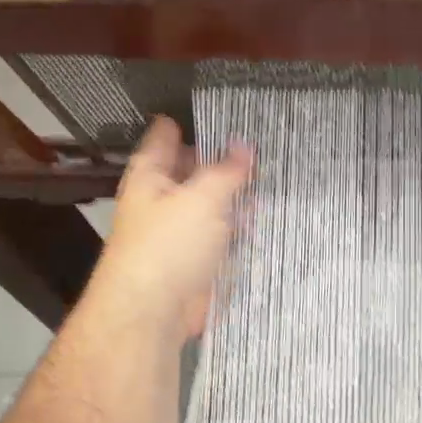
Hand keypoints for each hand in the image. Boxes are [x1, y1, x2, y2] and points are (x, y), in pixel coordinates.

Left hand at [87, 116, 253, 338]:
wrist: (154, 311)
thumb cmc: (168, 246)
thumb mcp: (203, 198)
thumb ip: (226, 171)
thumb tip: (244, 145)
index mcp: (151, 177)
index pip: (165, 139)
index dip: (186, 124)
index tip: (213, 111)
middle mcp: (162, 202)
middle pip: (192, 173)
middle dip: (220, 162)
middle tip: (257, 148)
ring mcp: (180, 234)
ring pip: (211, 207)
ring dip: (236, 199)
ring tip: (270, 183)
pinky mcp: (197, 262)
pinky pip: (222, 238)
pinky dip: (240, 231)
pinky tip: (264, 223)